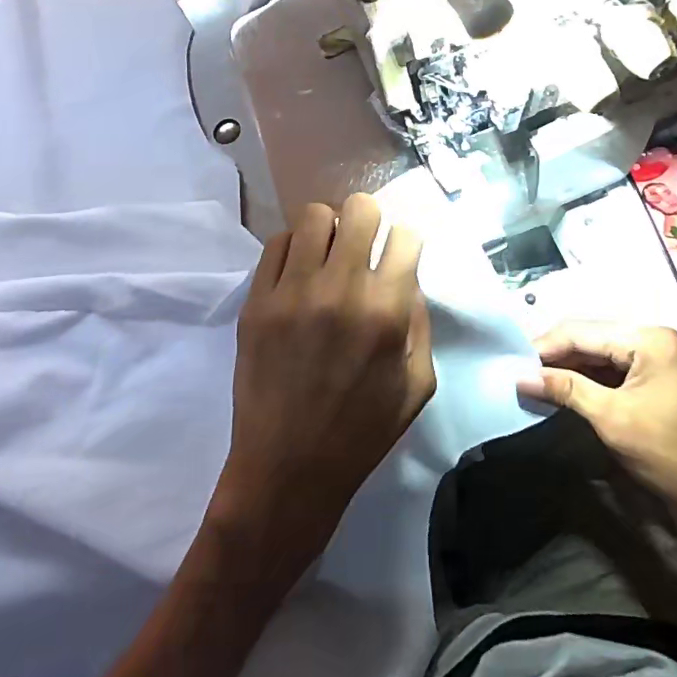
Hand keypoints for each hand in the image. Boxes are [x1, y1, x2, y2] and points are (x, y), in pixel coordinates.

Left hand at [217, 194, 433, 562]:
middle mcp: (341, 289)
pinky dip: (293, 249)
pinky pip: (275, 244)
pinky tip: (297, 273)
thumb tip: (406, 278)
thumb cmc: (362, 431)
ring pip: (313, 216)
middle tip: (363, 243)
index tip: (397, 256)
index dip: (405, 243)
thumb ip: (420, 322)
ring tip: (326, 254)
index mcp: (386, 311)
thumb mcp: (418, 384)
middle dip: (368, 221)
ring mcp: (292, 292)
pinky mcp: (256, 302)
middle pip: (360, 209)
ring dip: (329, 229)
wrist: (289, 466)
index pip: (405, 237)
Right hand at [518, 322, 676, 565]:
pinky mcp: (660, 378)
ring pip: (601, 354)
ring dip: (569, 369)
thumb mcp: (614, 421)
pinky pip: (616, 370)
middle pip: (591, 338)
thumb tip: (521, 377)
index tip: (511, 365)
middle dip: (554, 356)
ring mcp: (660, 357)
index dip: (543, 347)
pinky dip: (589, 380)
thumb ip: (567, 391)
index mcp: (648, 339)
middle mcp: (655, 338)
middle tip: (519, 375)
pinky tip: (564, 391)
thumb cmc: (676, 456)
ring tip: (534, 383)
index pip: (581, 331)